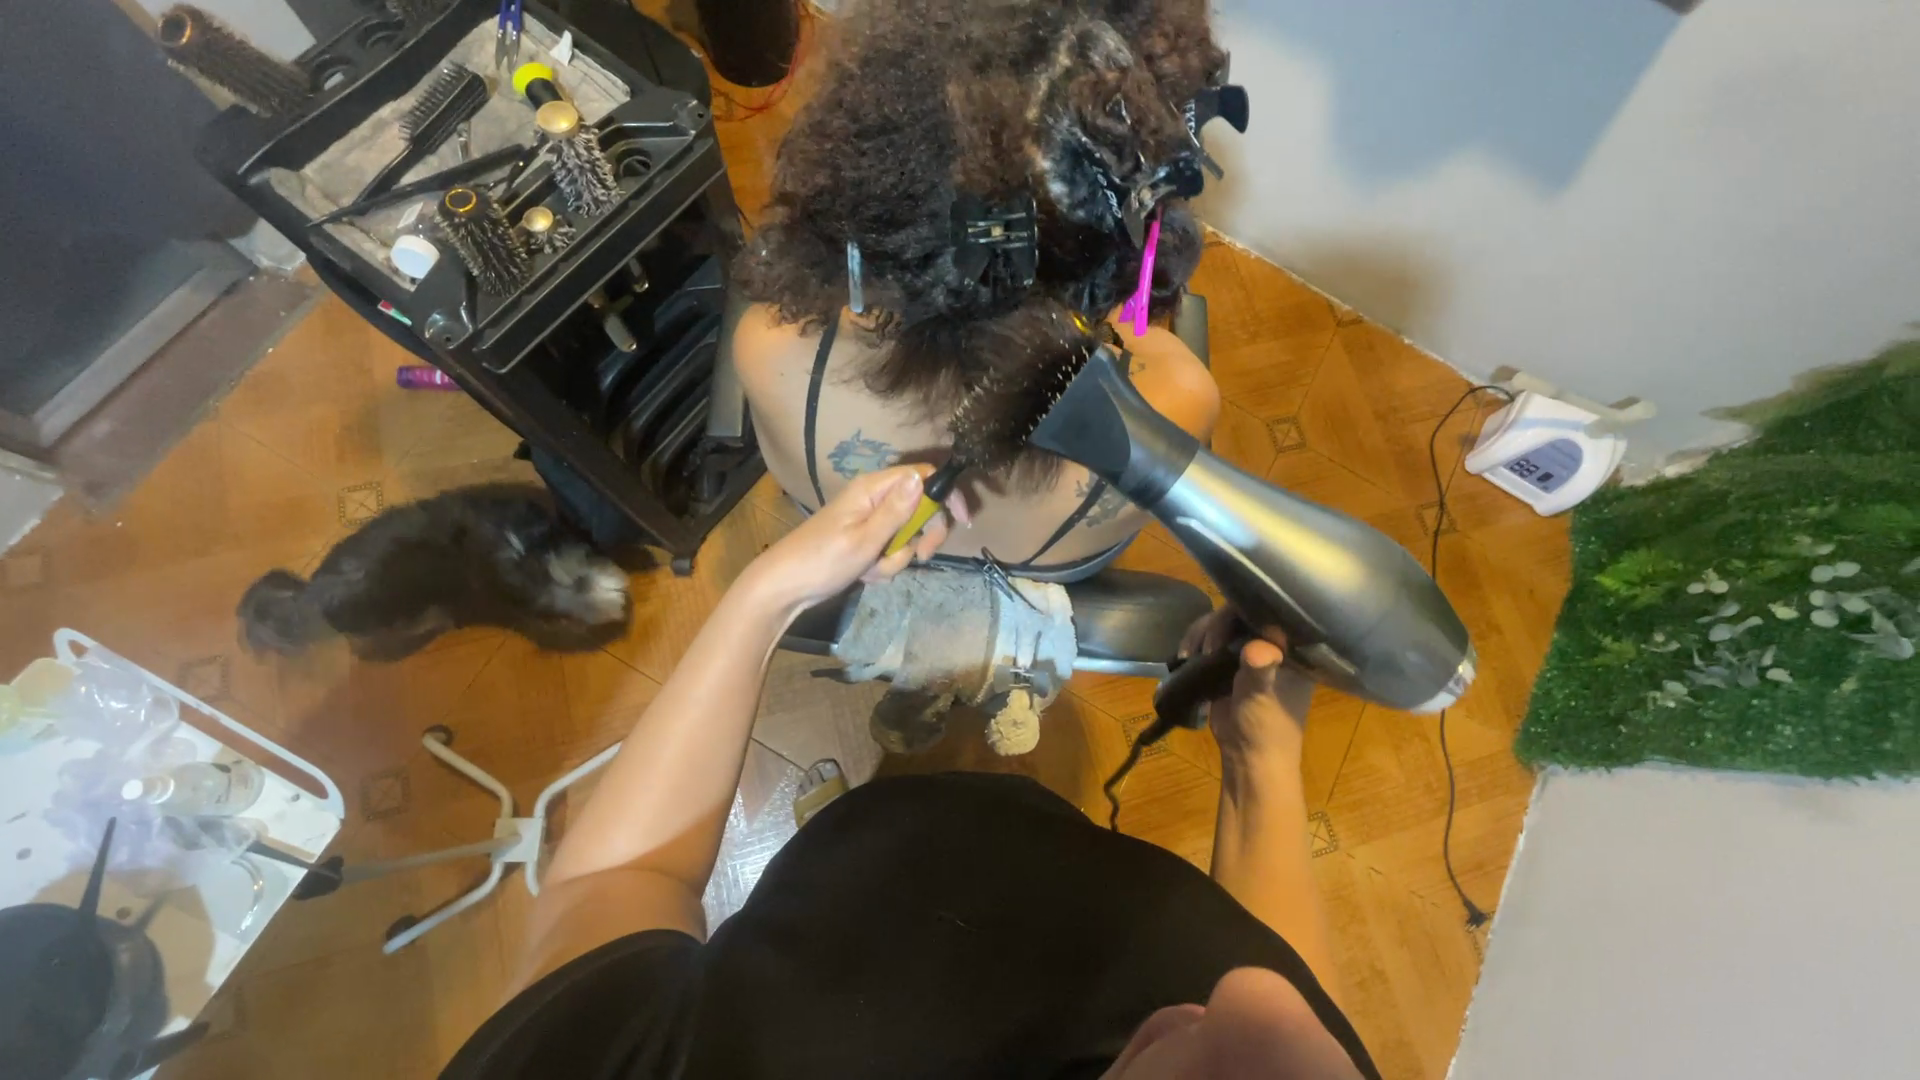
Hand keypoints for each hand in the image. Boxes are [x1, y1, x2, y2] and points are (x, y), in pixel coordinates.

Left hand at [747, 465, 967, 612]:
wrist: (786, 588)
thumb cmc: (822, 560)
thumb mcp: (865, 538)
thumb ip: (897, 510)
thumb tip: (922, 477)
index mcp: (873, 489)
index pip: (923, 476)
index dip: (945, 495)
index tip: (959, 521)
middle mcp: (874, 500)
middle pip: (921, 508)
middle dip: (922, 535)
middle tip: (919, 556)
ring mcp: (870, 522)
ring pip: (906, 536)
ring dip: (897, 557)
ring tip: (872, 569)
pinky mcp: (865, 542)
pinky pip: (890, 551)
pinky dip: (884, 566)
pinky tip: (865, 574)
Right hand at [1180, 609, 1310, 764]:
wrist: (1249, 757)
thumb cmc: (1266, 727)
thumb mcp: (1263, 696)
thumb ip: (1260, 669)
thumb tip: (1256, 648)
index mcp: (1290, 647)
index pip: (1267, 611)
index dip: (1242, 611)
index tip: (1223, 629)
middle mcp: (1270, 645)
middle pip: (1238, 614)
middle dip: (1215, 626)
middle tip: (1205, 649)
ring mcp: (1247, 654)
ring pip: (1219, 627)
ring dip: (1200, 634)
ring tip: (1190, 654)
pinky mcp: (1227, 664)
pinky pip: (1208, 642)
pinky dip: (1194, 645)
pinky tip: (1185, 656)